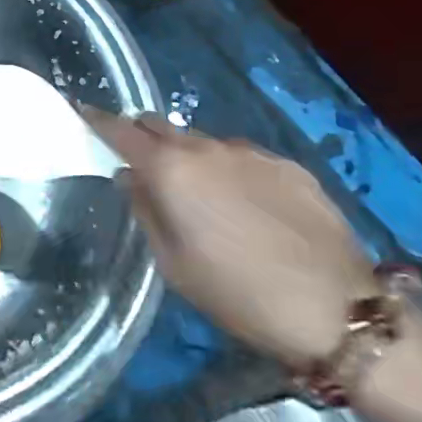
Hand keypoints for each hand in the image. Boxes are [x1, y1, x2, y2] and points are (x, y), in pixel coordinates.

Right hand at [81, 107, 378, 367]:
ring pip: (204, 142)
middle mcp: (206, 147)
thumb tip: (132, 178)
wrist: (338, 310)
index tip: (82, 111)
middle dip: (143, 137)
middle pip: (159, 125)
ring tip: (204, 194)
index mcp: (170, 169)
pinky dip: (232, 171)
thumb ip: (146, 211)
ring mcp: (250, 152)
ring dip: (191, 157)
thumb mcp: (174, 265)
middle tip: (142, 163)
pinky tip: (249, 206)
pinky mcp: (288, 164)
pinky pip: (244, 158)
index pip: (121, 131)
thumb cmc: (239, 294)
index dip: (98, 120)